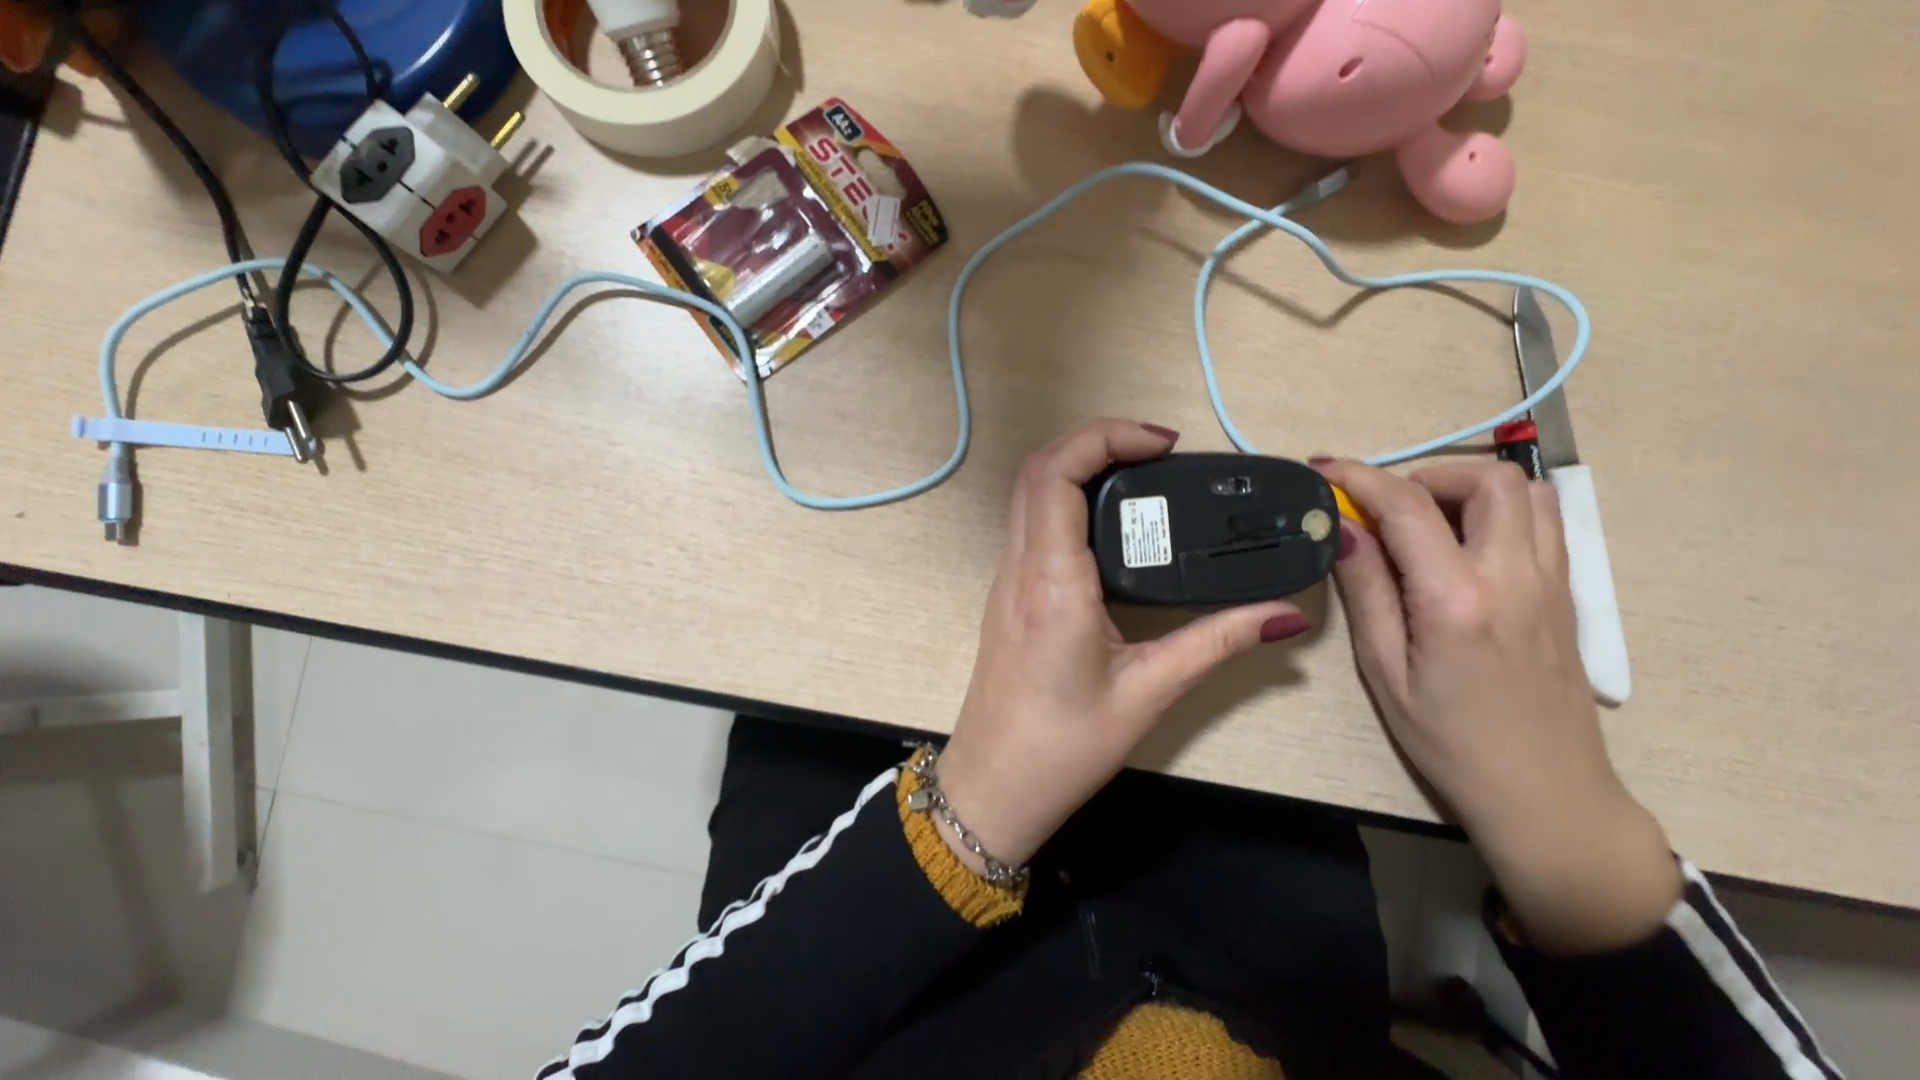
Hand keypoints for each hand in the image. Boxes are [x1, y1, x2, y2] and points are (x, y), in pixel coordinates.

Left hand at [933, 420, 1310, 872]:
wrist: (994, 784)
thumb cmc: (1063, 747)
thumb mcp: (1149, 692)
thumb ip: (1217, 642)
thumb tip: (1285, 614)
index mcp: (1052, 583)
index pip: (1057, 474)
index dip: (1106, 437)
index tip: (1163, 444)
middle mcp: (1019, 568)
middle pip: (1039, 469)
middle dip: (1097, 442)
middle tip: (1161, 454)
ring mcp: (1007, 579)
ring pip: (1030, 493)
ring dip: (1081, 467)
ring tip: (1147, 478)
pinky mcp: (1010, 593)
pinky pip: (1033, 522)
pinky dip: (1069, 499)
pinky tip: (1117, 524)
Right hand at [1321, 459, 1679, 953]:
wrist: (1545, 792)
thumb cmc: (1450, 742)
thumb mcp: (1385, 672)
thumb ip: (1366, 591)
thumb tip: (1344, 530)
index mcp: (1457, 599)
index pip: (1408, 507)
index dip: (1360, 477)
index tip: (1324, 469)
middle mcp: (1514, 576)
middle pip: (1485, 480)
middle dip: (1426, 477)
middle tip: (1387, 508)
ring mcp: (1552, 581)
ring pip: (1527, 492)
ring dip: (1471, 489)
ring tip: (1429, 523)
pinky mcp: (1568, 594)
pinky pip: (1545, 523)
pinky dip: (1503, 511)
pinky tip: (1467, 547)